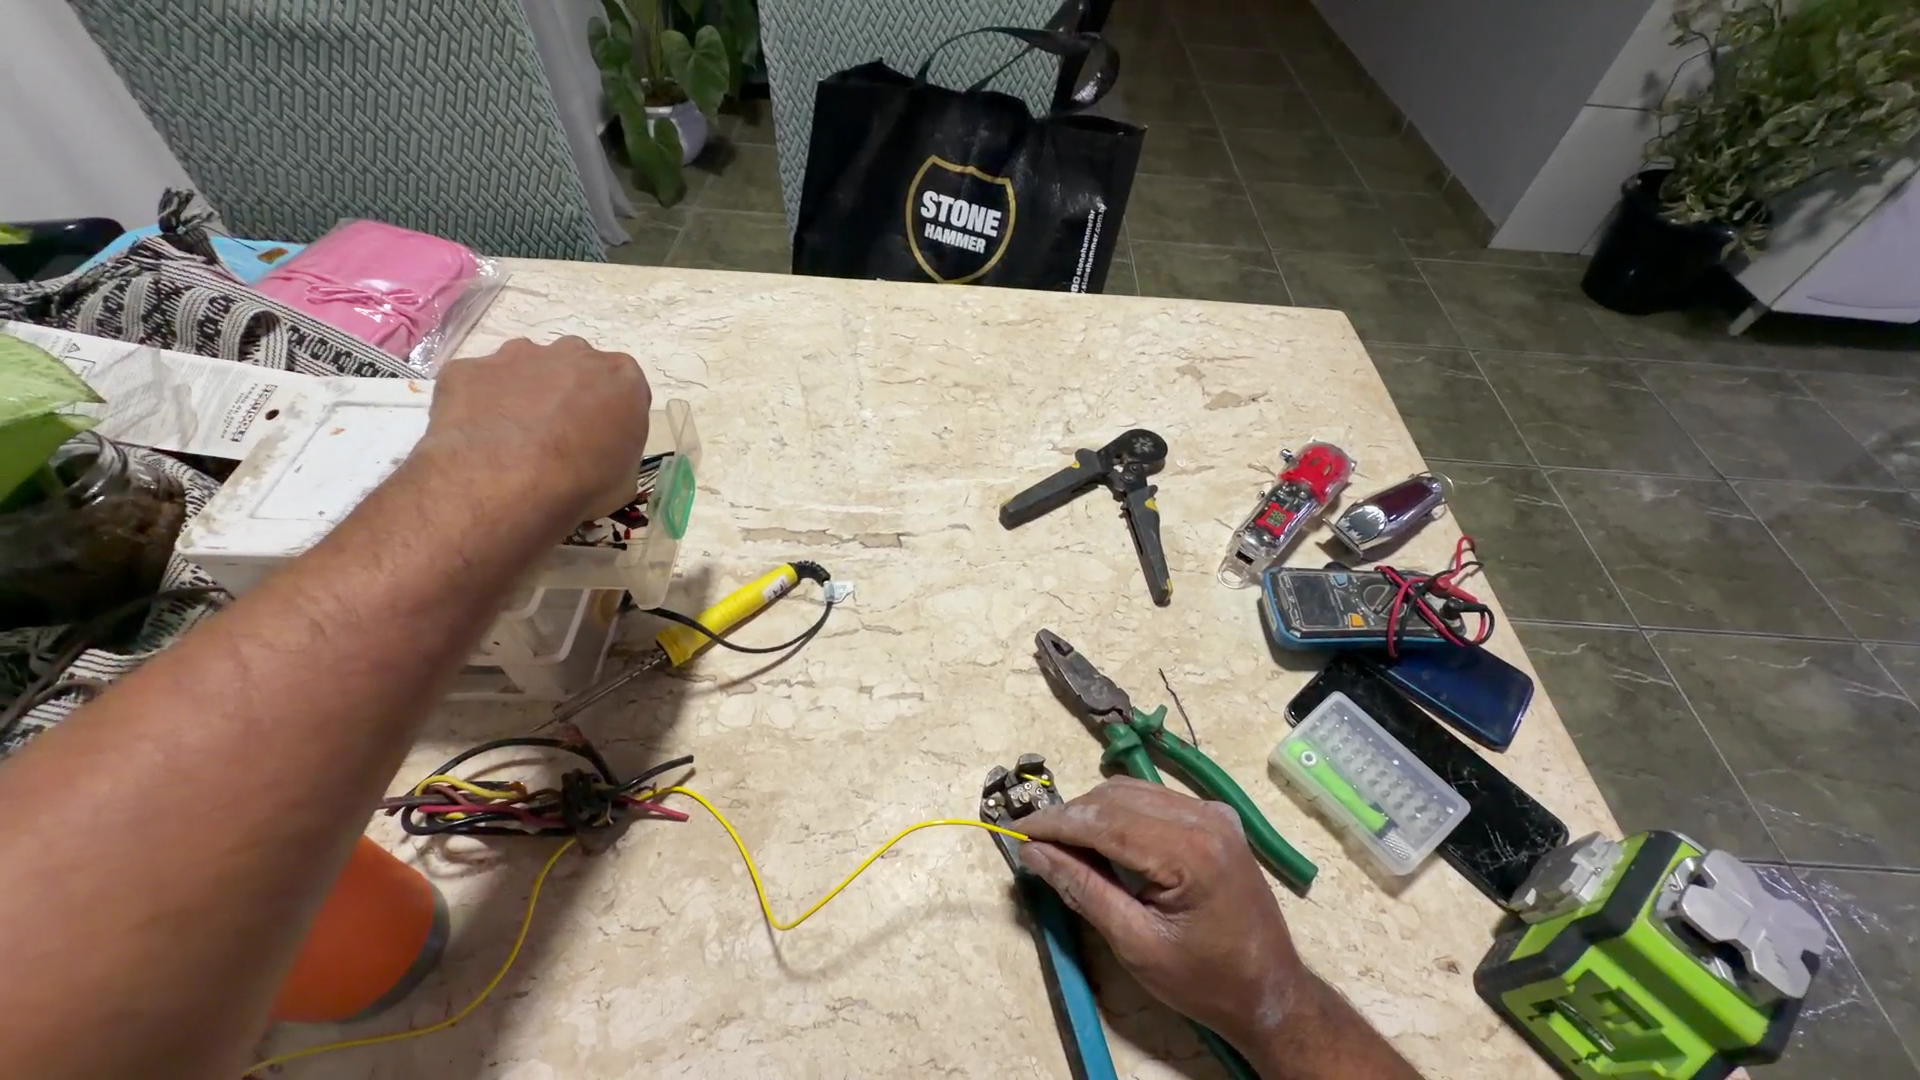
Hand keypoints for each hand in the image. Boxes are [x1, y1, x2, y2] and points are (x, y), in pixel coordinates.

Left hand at [419, 337, 652, 522]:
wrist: (507, 485)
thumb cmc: (584, 484)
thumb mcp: (626, 479)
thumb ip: (617, 450)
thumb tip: (597, 455)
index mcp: (621, 378)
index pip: (625, 387)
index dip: (613, 414)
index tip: (603, 439)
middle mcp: (574, 354)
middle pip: (577, 367)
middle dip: (570, 394)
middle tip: (560, 436)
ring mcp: (517, 355)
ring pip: (526, 366)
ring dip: (525, 393)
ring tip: (515, 438)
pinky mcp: (469, 368)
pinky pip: (479, 383)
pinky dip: (480, 405)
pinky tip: (480, 438)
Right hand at [1017, 777, 1310, 1054]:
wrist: (1271, 993)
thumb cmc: (1205, 981)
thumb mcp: (1136, 944)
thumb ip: (1082, 889)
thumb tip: (1034, 853)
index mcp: (1190, 850)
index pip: (1105, 820)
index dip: (1055, 823)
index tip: (1015, 831)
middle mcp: (1203, 816)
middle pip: (1116, 797)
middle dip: (1070, 817)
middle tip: (1034, 844)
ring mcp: (1212, 812)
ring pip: (1132, 792)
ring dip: (1091, 813)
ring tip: (1061, 843)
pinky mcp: (1214, 817)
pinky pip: (1153, 799)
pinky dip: (1119, 814)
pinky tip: (1101, 840)